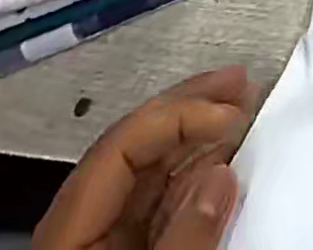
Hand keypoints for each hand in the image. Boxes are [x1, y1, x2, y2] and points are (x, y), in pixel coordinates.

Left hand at [33, 67, 254, 249]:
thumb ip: (182, 238)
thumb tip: (221, 173)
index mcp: (67, 236)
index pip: (118, 147)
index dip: (178, 115)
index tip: (231, 110)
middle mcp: (83, 227)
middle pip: (135, 148)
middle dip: (191, 106)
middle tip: (241, 80)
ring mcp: (108, 239)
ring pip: (154, 169)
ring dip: (203, 131)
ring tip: (246, 106)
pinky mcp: (135, 248)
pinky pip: (168, 196)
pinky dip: (204, 166)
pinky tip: (232, 153)